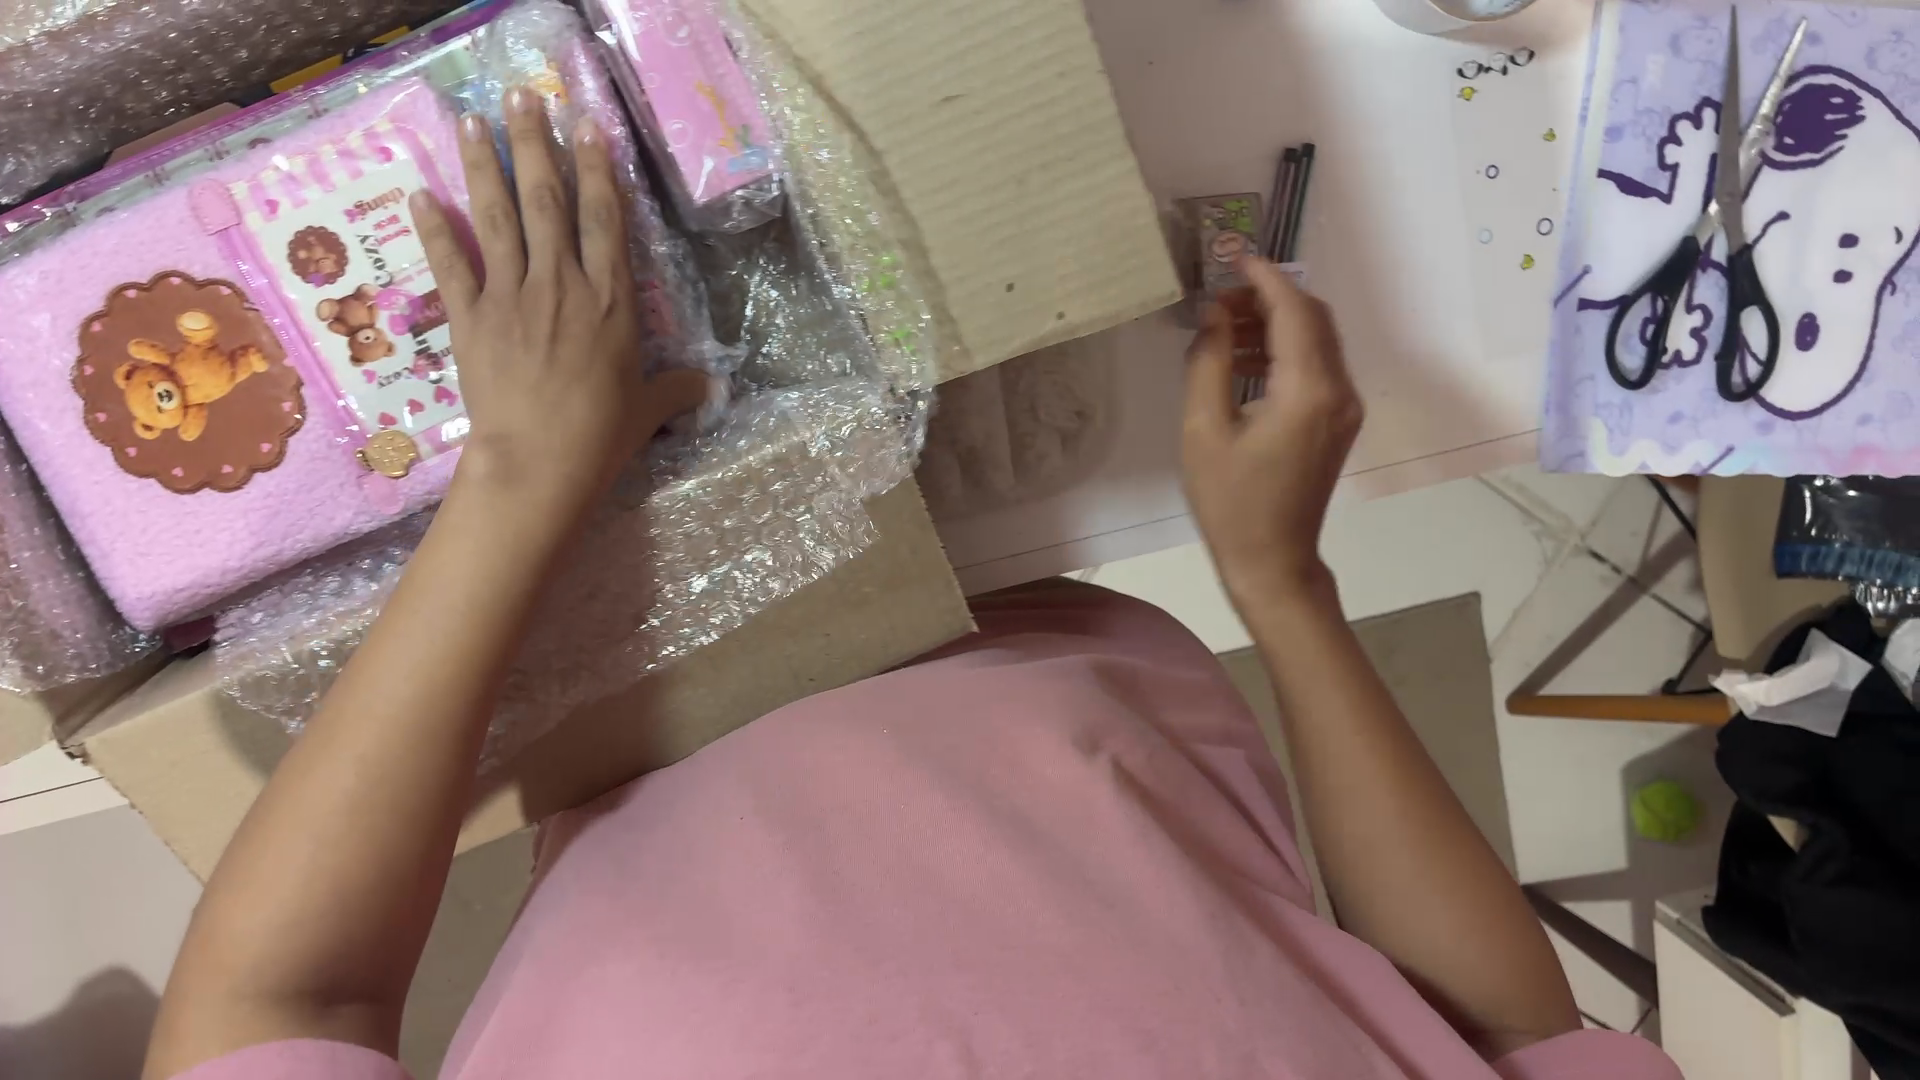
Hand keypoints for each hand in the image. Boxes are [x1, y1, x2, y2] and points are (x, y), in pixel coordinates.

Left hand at [413, 86, 707, 524]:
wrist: (541, 461)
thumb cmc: (603, 433)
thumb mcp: (651, 409)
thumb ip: (681, 388)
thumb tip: (716, 387)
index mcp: (611, 301)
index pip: (604, 221)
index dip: (596, 170)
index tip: (586, 126)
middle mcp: (562, 285)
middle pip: (549, 202)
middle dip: (537, 145)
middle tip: (524, 95)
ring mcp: (512, 296)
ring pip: (498, 217)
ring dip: (485, 165)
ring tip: (473, 119)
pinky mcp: (471, 317)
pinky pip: (451, 263)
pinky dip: (435, 228)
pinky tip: (420, 193)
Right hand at [1182, 257, 1361, 607]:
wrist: (1271, 560)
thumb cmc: (1230, 502)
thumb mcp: (1203, 431)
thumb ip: (1209, 364)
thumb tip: (1214, 317)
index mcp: (1309, 391)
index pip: (1295, 310)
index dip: (1264, 278)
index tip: (1232, 257)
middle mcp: (1339, 391)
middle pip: (1313, 319)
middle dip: (1268, 298)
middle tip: (1218, 300)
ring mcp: (1344, 409)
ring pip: (1316, 342)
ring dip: (1275, 325)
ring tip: (1222, 330)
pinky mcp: (1336, 423)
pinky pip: (1316, 369)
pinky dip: (1283, 353)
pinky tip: (1244, 363)